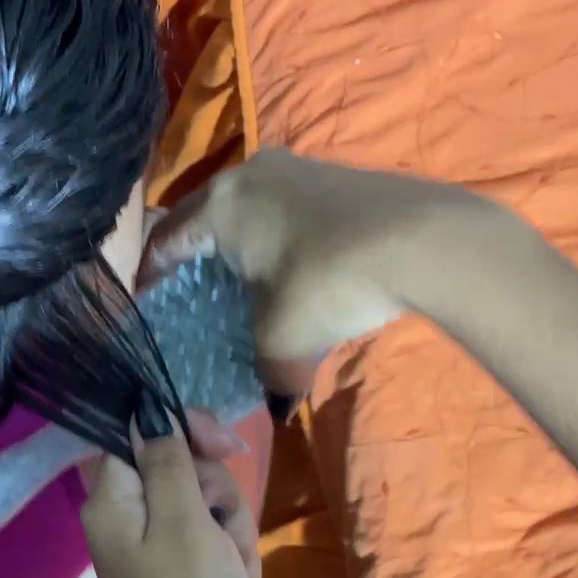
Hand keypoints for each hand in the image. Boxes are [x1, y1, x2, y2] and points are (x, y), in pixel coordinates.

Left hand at [80, 430, 260, 577]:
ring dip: (232, 532)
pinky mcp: (181, 566)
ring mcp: (156, 542)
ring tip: (230, 572)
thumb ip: (168, 463)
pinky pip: (215, 539)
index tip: (224, 446)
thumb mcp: (184, 524)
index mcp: (114, 499)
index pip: (141, 433)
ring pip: (208, 503)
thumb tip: (145, 411)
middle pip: (183, 468)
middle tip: (221, 534)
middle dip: (219, 496)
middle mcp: (127, 515)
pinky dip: (232, 558)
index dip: (185, 432)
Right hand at [140, 149, 527, 393]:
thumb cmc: (328, 286)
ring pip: (237, 207)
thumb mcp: (281, 341)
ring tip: (232, 280)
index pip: (163, 244)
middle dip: (185, 256)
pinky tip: (280, 263)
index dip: (149, 279)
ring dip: (228, 241)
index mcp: (217, 208)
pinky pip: (274, 204)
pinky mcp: (329, 172)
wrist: (429, 243)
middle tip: (183, 294)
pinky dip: (264, 232)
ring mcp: (290, 167)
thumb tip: (274, 410)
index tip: (148, 307)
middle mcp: (245, 176)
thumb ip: (265, 375)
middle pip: (195, 219)